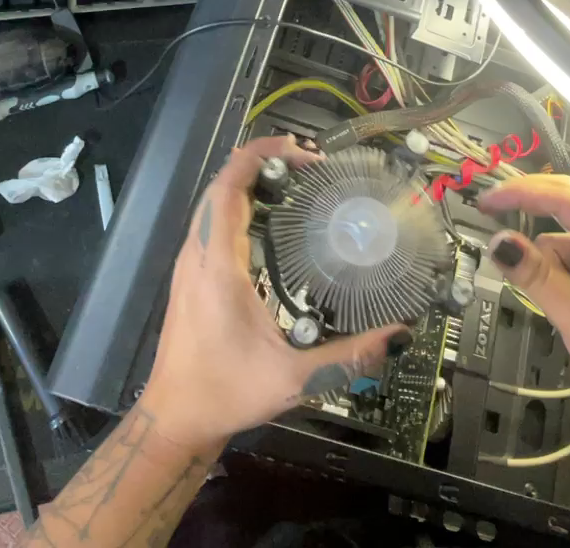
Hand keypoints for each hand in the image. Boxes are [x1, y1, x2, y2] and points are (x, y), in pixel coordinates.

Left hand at [141, 135, 407, 450]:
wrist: (173, 418)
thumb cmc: (224, 393)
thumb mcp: (292, 378)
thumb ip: (347, 356)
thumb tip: (396, 334)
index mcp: (218, 266)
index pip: (229, 189)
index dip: (260, 157)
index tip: (299, 151)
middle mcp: (198, 254)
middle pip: (222, 185)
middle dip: (263, 162)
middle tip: (309, 164)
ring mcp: (190, 262)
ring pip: (214, 201)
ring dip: (250, 180)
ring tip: (296, 181)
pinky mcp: (192, 274)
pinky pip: (213, 220)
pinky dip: (241, 203)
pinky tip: (272, 218)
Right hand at [477, 175, 569, 429]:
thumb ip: (536, 275)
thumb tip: (497, 240)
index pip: (568, 198)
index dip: (523, 192)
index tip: (485, 199)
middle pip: (567, 209)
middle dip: (530, 211)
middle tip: (487, 212)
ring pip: (563, 243)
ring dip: (546, 264)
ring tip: (560, 310)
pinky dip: (555, 280)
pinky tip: (564, 312)